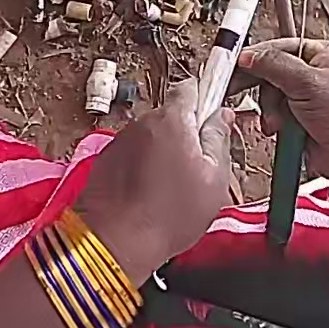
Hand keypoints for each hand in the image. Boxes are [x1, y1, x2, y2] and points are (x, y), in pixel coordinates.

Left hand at [74, 79, 234, 280]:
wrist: (116, 239)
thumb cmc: (169, 215)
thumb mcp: (213, 180)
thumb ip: (219, 139)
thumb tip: (221, 116)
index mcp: (172, 121)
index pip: (190, 88)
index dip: (205, 100)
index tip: (214, 118)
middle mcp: (143, 122)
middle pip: (171, 114)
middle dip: (186, 132)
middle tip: (198, 165)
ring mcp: (122, 138)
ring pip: (152, 134)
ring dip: (164, 150)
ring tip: (173, 186)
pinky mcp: (107, 156)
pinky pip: (134, 151)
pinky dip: (143, 164)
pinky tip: (150, 191)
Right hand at [235, 40, 328, 189]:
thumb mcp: (310, 83)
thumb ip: (275, 65)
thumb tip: (249, 56)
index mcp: (323, 55)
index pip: (278, 47)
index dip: (255, 57)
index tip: (234, 65)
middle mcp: (315, 73)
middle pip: (270, 71)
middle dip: (260, 86)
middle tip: (235, 89)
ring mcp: (307, 97)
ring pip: (269, 95)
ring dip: (269, 109)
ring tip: (278, 121)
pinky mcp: (301, 118)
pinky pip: (274, 114)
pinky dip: (273, 121)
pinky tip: (280, 129)